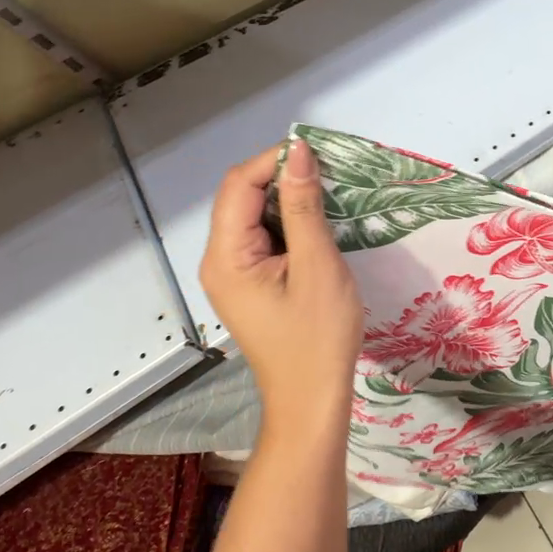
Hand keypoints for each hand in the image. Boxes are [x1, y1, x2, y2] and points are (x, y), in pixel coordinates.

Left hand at [200, 139, 363, 436]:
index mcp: (226, 256)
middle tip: (332, 172)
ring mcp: (234, 273)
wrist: (312, 397)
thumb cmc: (317, 335)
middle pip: (242, 196)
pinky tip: (321, 222)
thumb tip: (298, 153)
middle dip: (283, 176)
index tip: (321, 153)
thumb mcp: (318, 265)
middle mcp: (220, 260)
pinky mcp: (252, 282)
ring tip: (332, 193)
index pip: (238, 185)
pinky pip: (265, 236)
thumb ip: (304, 207)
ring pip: (255, 214)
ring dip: (290, 197)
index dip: (274, 160)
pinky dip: (291, 220)